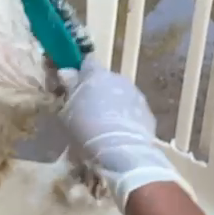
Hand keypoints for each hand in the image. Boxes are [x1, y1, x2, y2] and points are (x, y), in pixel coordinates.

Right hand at [59, 58, 183, 209]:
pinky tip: (119, 134)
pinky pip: (132, 110)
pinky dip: (126, 117)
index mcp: (96, 75)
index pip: (88, 62)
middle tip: (88, 111)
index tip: (75, 83)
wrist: (120, 152)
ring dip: (113, 104)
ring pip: (120, 94)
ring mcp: (135, 94)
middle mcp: (118, 79)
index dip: (81, 71)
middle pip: (105, 80)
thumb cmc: (86, 131)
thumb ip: (69, 89)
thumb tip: (66, 72)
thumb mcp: (67, 112)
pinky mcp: (147, 111)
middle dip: (97, 91)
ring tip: (104, 126)